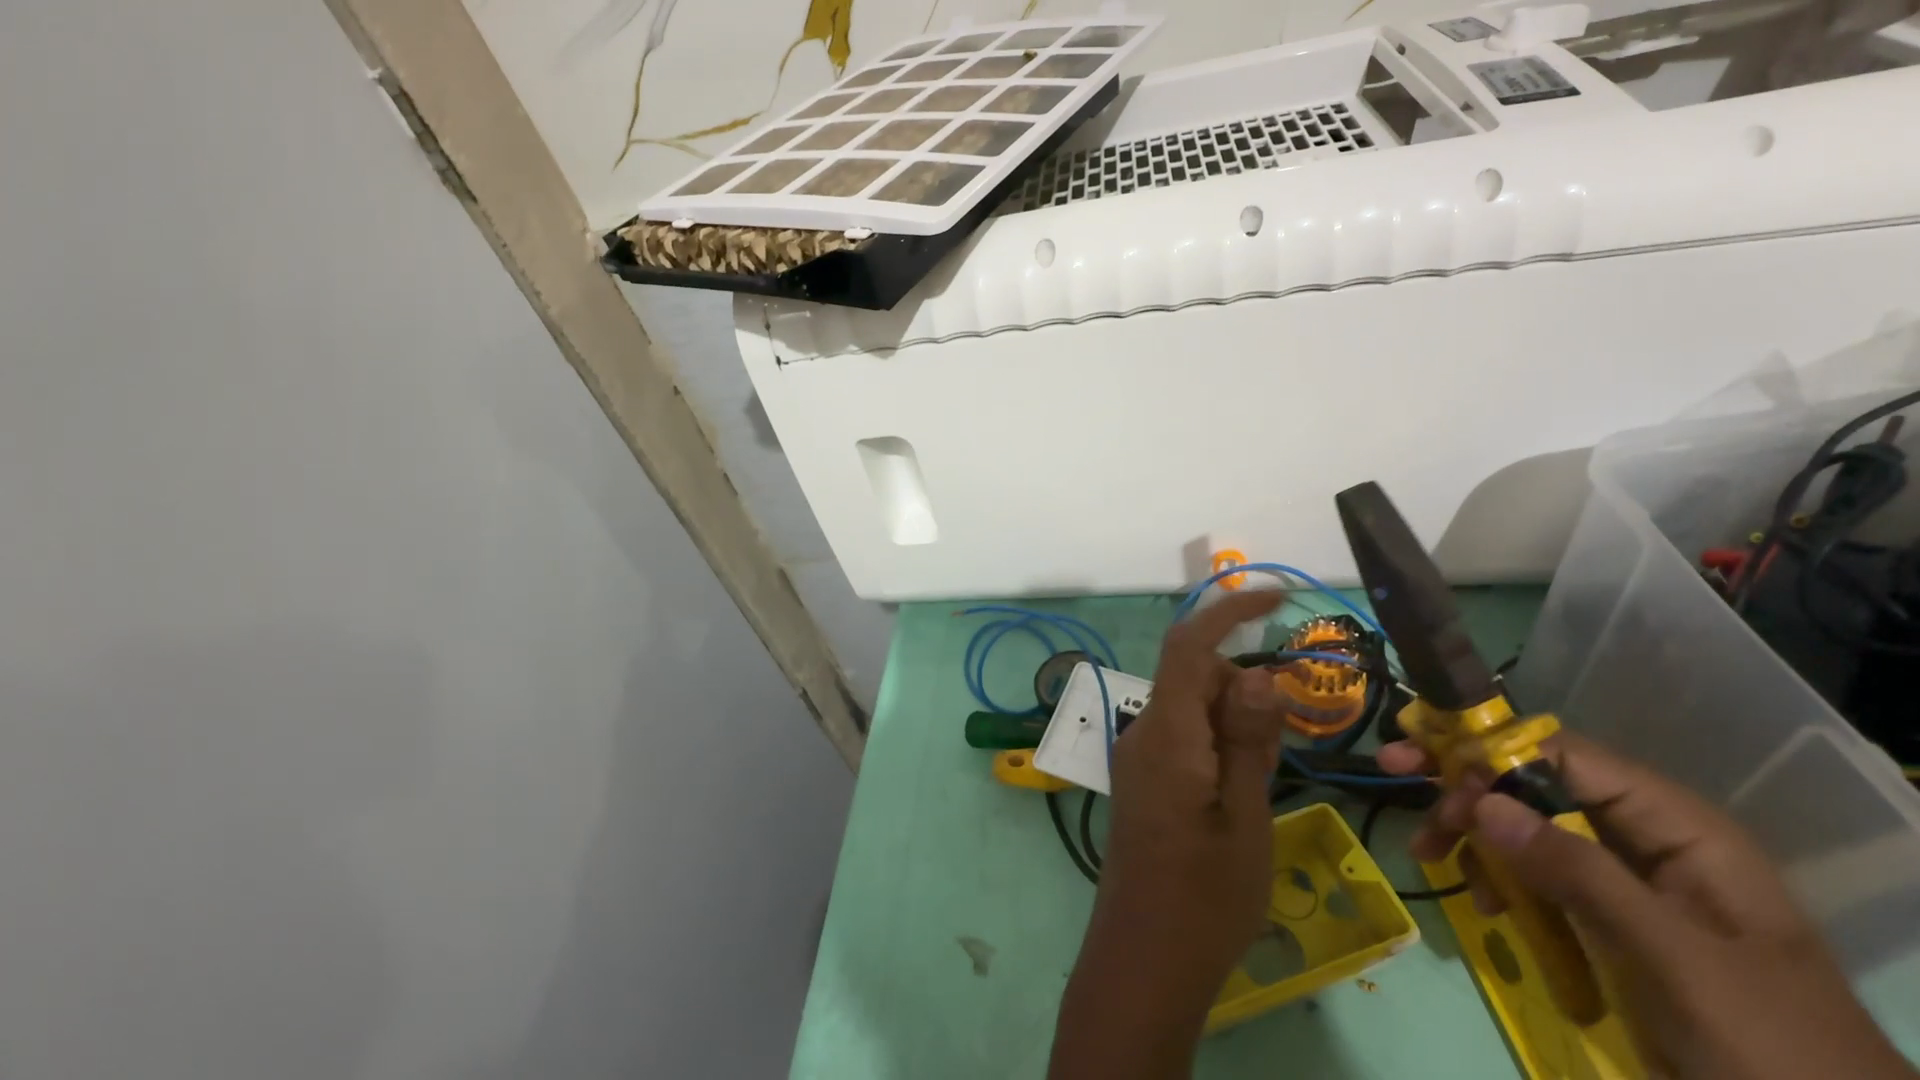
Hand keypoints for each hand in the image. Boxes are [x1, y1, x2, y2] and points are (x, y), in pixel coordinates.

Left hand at [1050, 590, 1289, 1079]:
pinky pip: (1182, 739)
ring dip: (1234, 713)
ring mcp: (1138, 763)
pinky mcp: (1143, 788)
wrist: (1142, 964)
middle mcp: (1142, 737)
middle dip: (1244, 677)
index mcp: (1166, 735)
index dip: (1229, 611)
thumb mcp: (1245, 818)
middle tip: (1295, 721)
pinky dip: (1218, 739)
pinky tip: (1245, 782)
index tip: (1279, 597)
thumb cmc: (1205, 898)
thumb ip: (1248, 741)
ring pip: (1189, 708)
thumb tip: (1259, 672)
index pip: (1189, 646)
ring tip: (1274, 763)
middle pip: (1192, 676)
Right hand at [1379, 733, 1915, 1079]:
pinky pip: (1544, 877)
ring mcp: (1631, 881)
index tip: (1425, 766)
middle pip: (1541, 785)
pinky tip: (1485, 901)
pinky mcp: (1613, 920)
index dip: (1493, 751)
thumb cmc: (1764, 1038)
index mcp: (1679, 828)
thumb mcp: (1671, 955)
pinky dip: (1503, 878)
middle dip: (1470, 785)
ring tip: (1429, 855)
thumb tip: (1481, 802)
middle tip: (1396, 779)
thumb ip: (1579, 872)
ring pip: (1533, 829)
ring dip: (1477, 835)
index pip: (1569, 759)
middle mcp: (1650, 840)